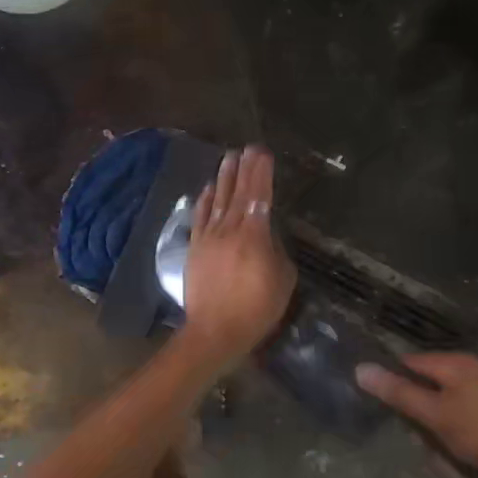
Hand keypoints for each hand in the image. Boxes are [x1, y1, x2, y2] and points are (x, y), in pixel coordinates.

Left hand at [181, 147, 296, 358]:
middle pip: (237, 192)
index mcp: (254, 235)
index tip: (262, 153)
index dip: (261, 172)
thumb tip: (267, 235)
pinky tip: (209, 187)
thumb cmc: (256, 309)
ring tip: (229, 157)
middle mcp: (229, 229)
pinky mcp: (194, 247)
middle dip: (244, 168)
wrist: (214, 330)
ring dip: (224, 177)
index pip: (259, 195)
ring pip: (218, 200)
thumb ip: (275, 250)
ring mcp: (209, 237)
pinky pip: (200, 216)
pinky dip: (205, 199)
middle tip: (248, 148)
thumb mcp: (282, 280)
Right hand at [355, 352, 477, 477]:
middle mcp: (476, 367)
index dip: (394, 380)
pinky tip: (466, 447)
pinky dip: (461, 426)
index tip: (383, 406)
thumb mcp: (435, 415)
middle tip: (415, 433)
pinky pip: (471, 412)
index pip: (410, 362)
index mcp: (456, 362)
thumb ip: (398, 392)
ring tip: (439, 447)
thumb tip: (360, 368)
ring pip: (451, 399)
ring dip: (440, 420)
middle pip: (431, 380)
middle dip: (419, 405)